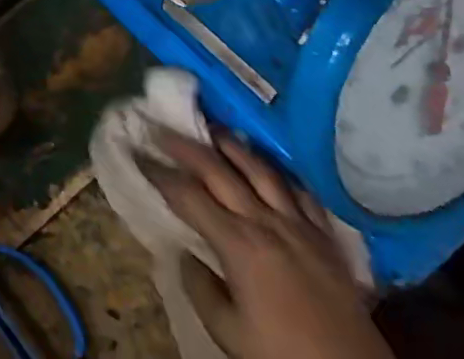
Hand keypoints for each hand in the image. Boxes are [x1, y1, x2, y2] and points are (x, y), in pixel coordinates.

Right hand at [145, 131, 392, 358]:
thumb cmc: (282, 354)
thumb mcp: (229, 332)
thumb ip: (201, 288)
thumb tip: (185, 254)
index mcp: (238, 244)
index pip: (188, 196)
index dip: (159, 172)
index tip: (137, 153)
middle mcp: (265, 222)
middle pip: (219, 171)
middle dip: (186, 146)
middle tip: (161, 128)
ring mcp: (299, 224)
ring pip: (260, 170)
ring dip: (231, 145)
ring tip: (212, 128)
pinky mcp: (325, 236)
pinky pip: (300, 192)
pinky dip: (279, 172)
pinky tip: (268, 164)